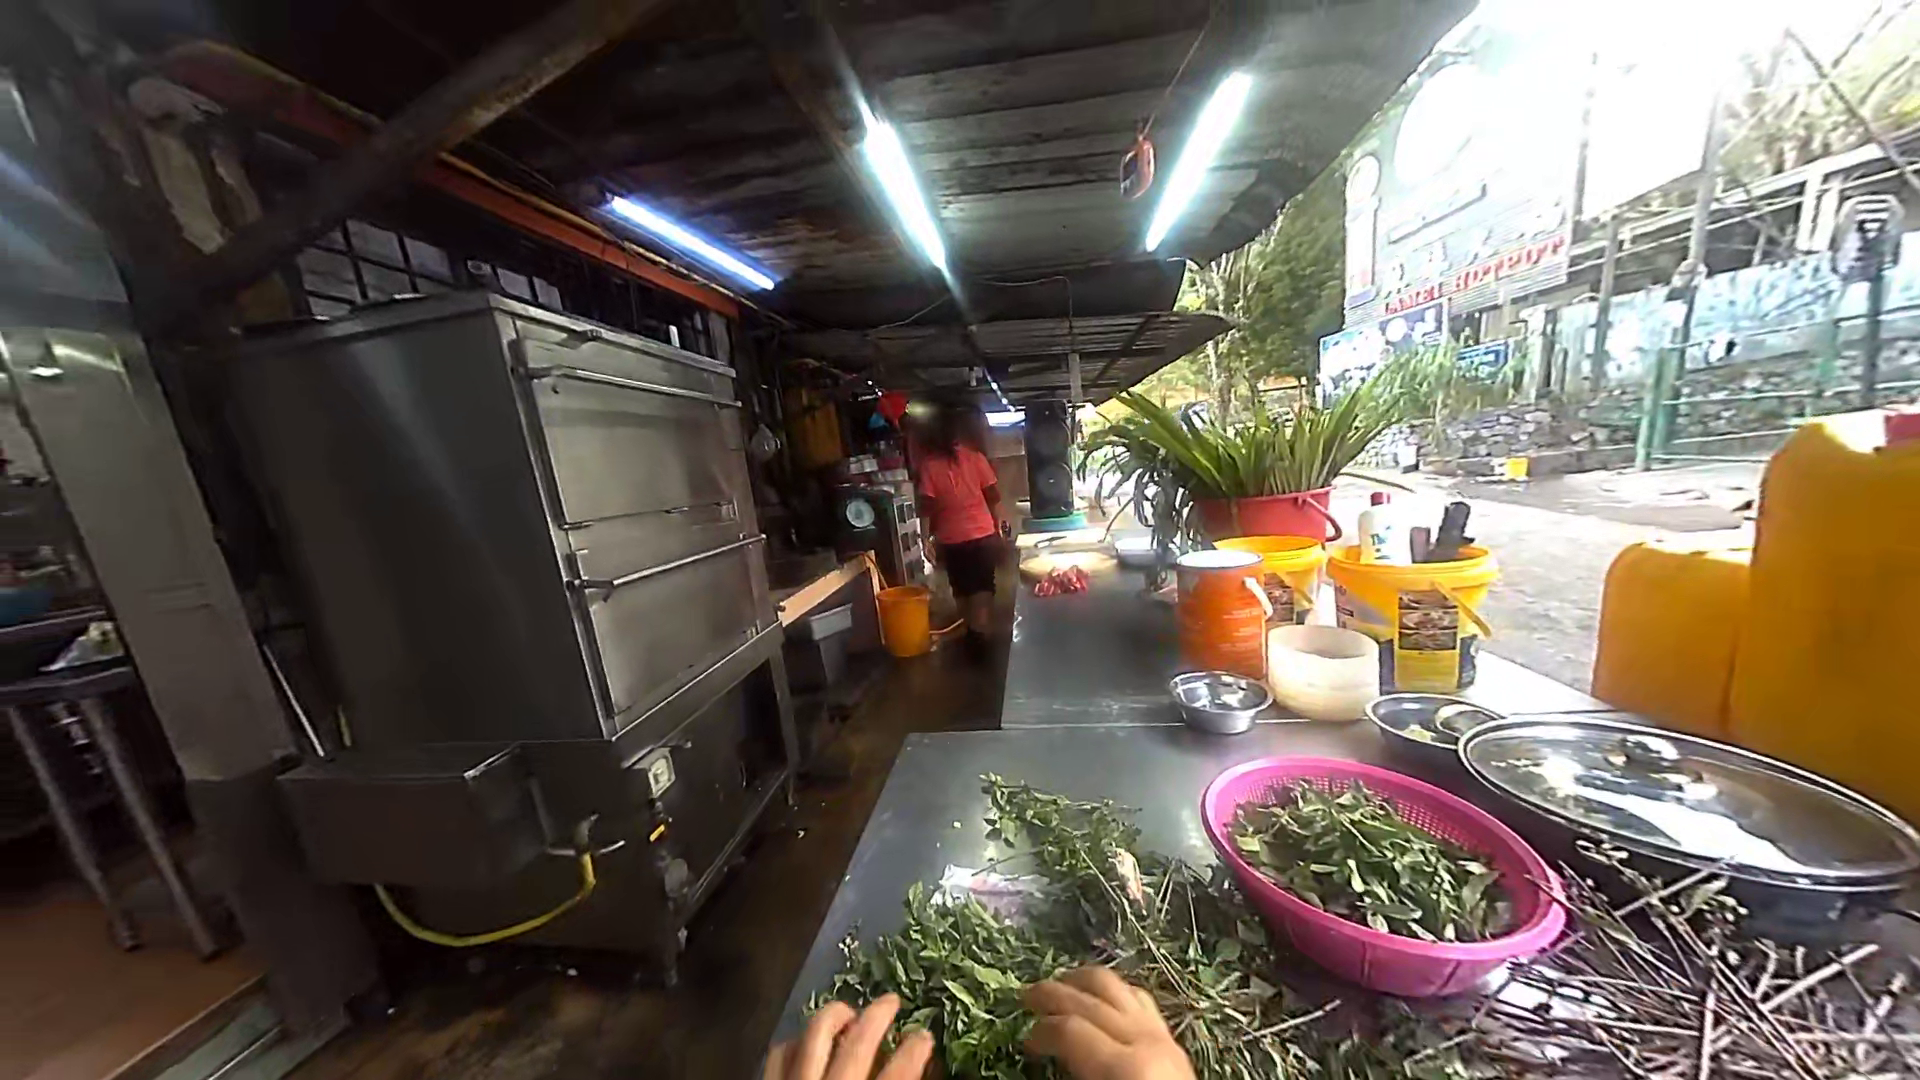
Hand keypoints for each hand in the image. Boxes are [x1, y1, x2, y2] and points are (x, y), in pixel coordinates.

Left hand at [764, 995, 932, 1079]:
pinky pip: (778, 1054)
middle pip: (857, 1043)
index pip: (899, 1073)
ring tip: (850, 1012)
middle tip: (892, 1001)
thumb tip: (922, 1067)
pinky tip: (806, 1041)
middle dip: (878, 1015)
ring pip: (814, 1035)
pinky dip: (795, 1041)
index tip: (925, 1035)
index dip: (916, 1050)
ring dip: (835, 1016)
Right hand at [1024, 968, 1194, 1079]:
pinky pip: (1138, 999)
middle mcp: (1143, 1040)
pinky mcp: (1173, 1042)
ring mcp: (1161, 1036)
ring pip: (1113, 986)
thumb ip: (1073, 1077)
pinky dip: (1112, 992)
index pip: (1070, 1029)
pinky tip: (1098, 999)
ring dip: (1079, 981)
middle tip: (1025, 998)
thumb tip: (1043, 1053)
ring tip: (1058, 985)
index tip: (1024, 1041)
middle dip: (1051, 994)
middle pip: (1087, 999)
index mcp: (1126, 1068)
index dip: (1041, 1032)